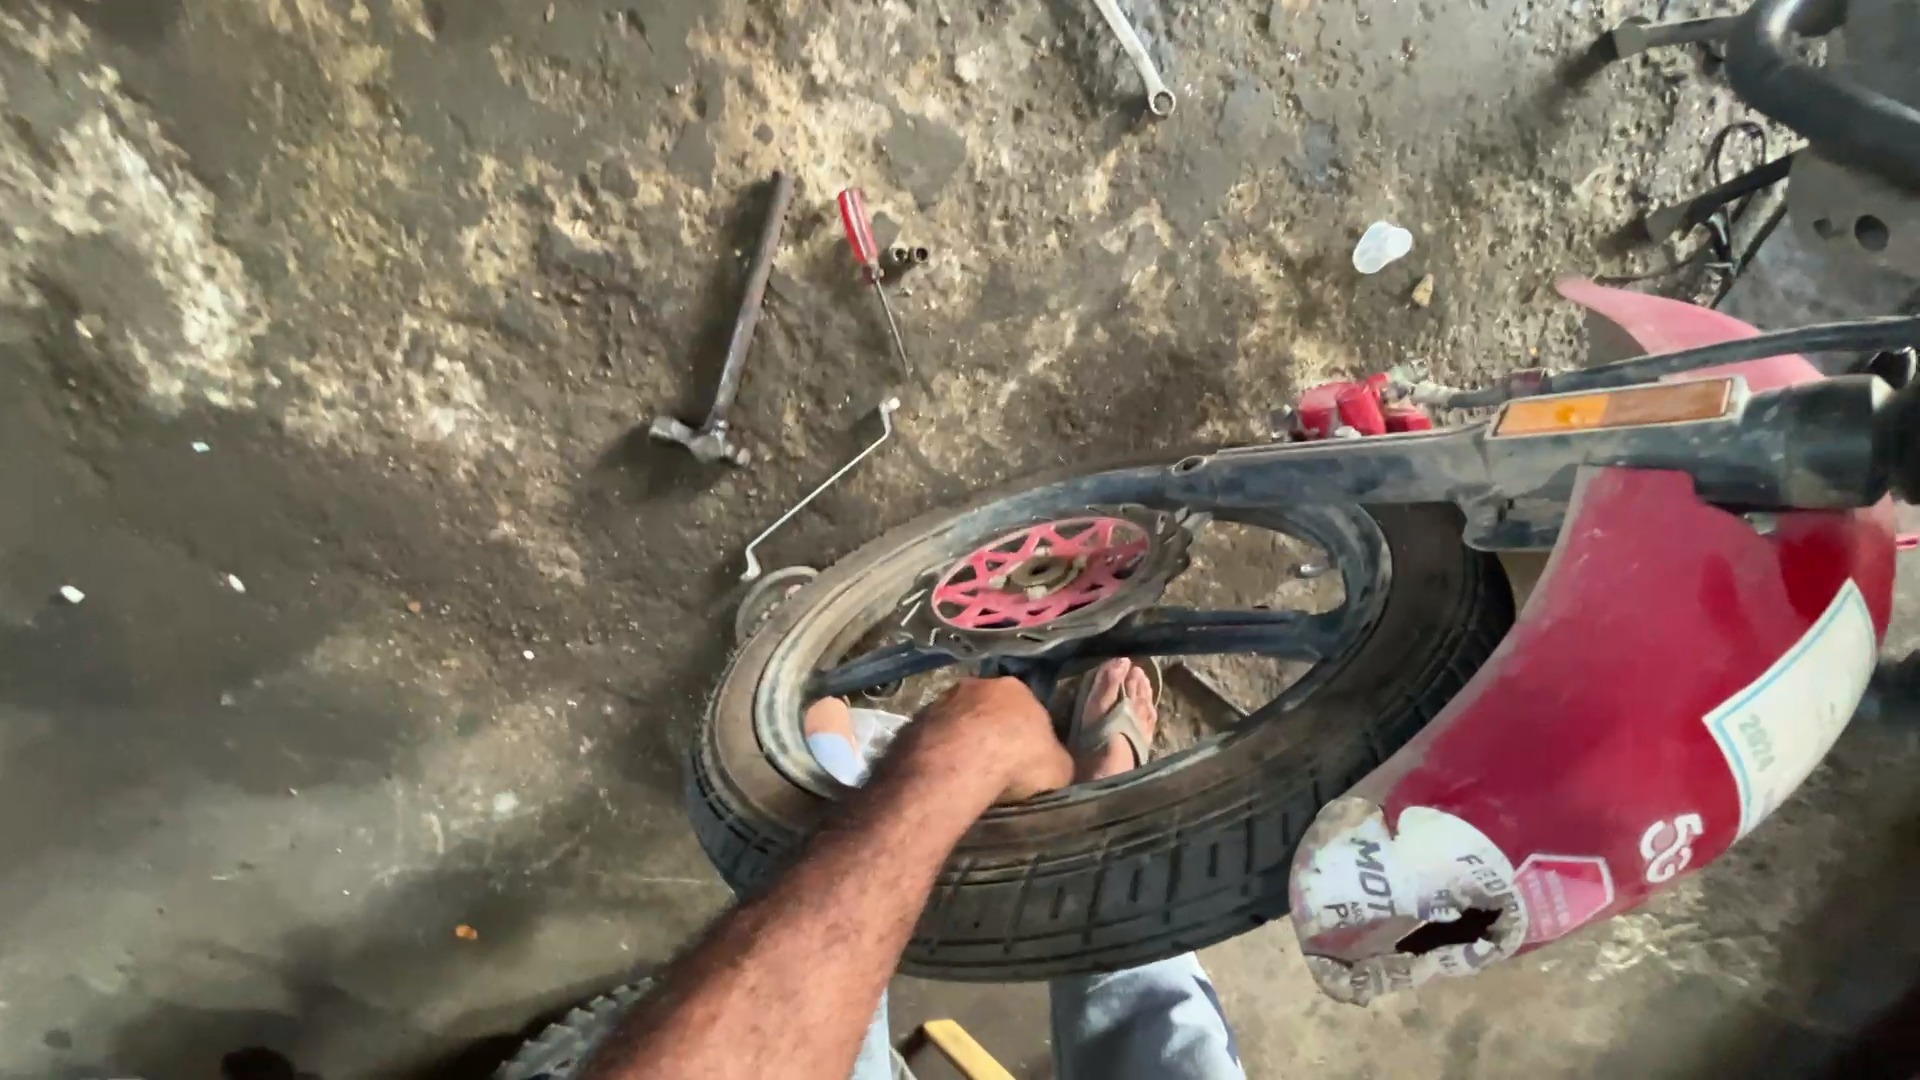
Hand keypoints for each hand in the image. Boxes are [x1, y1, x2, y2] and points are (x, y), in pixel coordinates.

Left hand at [913, 677, 1073, 801]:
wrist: (958, 766)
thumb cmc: (1018, 761)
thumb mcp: (1059, 768)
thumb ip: (1058, 761)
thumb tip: (1055, 764)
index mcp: (1015, 688)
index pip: (1025, 707)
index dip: (1025, 733)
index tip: (1024, 757)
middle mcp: (976, 685)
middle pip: (987, 708)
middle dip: (990, 731)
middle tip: (994, 764)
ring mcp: (941, 700)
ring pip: (956, 720)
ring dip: (961, 740)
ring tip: (965, 773)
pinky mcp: (915, 721)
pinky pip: (932, 737)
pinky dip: (938, 752)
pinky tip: (942, 776)